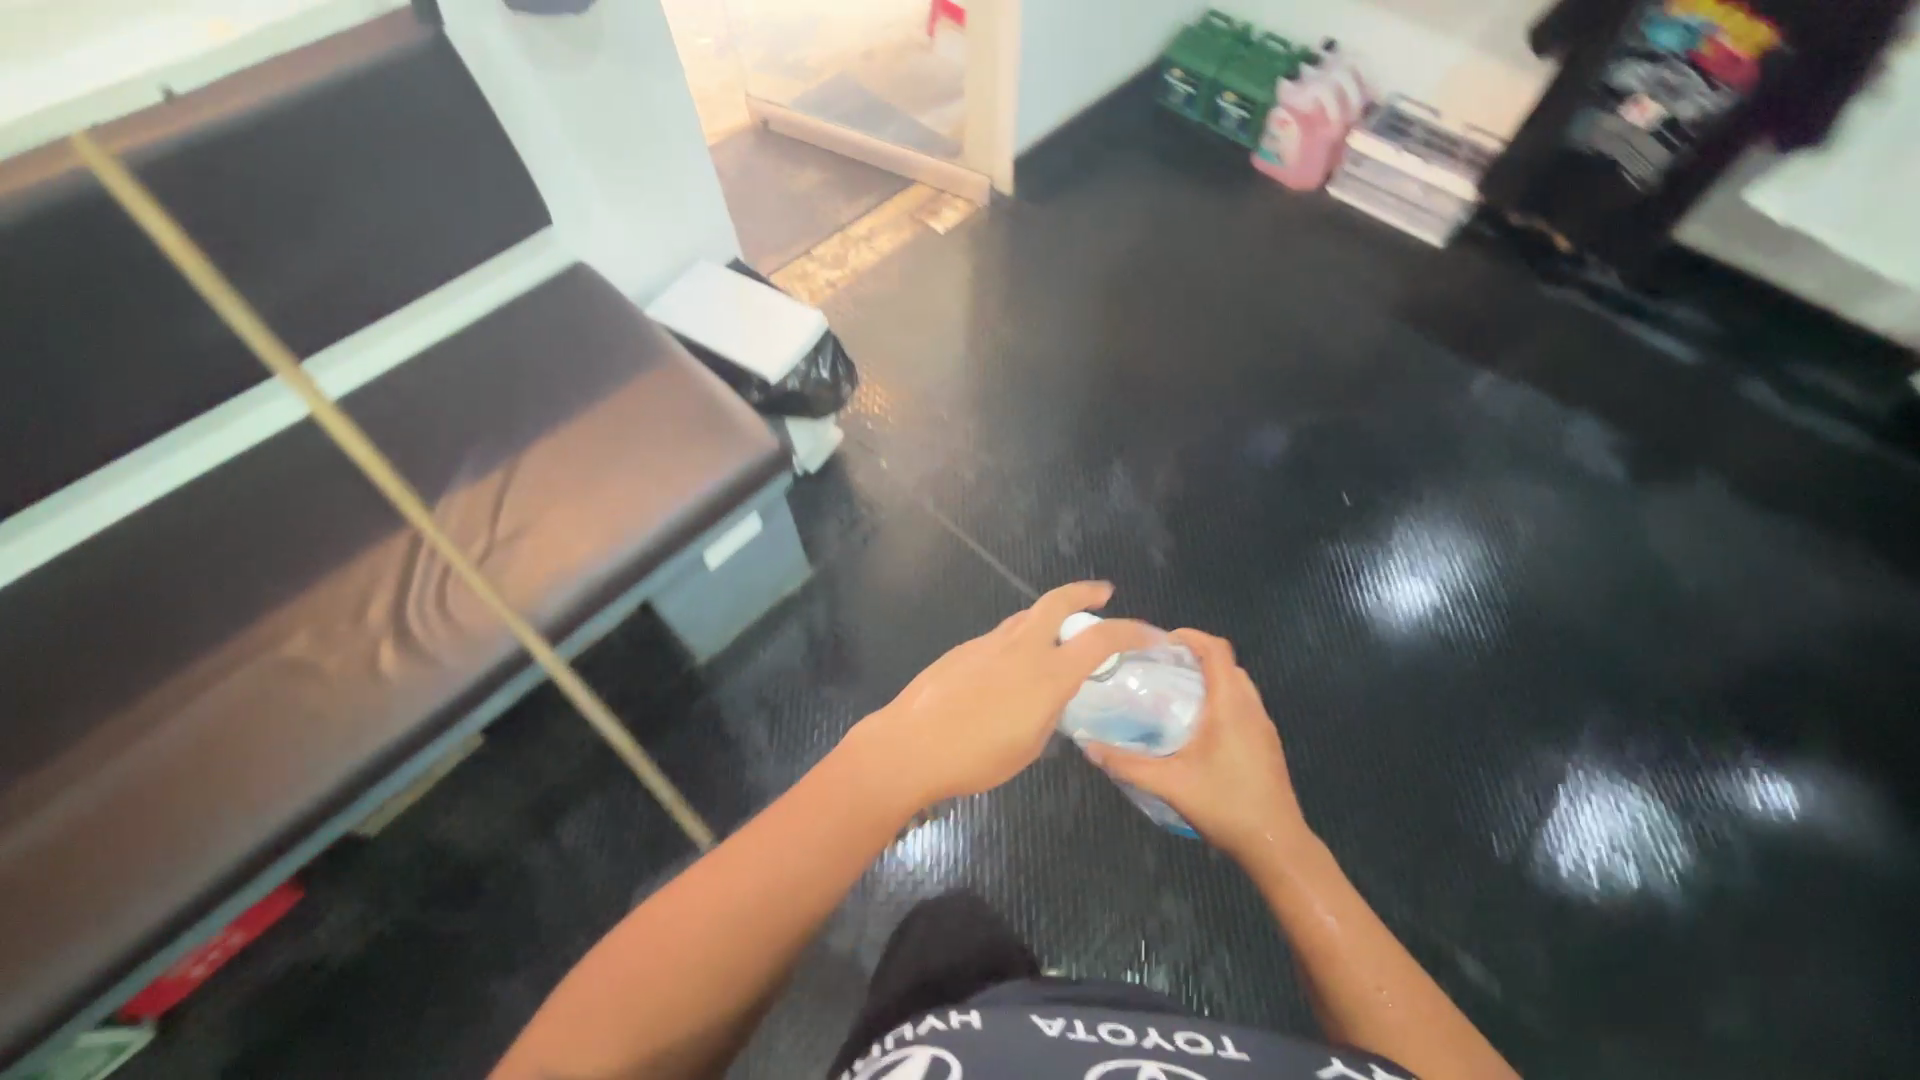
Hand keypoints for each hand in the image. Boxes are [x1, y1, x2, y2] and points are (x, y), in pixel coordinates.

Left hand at [849, 582, 1157, 807]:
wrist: (910, 746)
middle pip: (1058, 601)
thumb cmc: (976, 758)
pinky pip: (1000, 637)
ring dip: (1047, 619)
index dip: (1132, 632)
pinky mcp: (963, 650)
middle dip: (1085, 591)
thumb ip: (1049, 713)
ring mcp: (988, 644)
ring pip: (1026, 618)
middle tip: (1102, 593)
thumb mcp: (1030, 746)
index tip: (1150, 634)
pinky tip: (1009, 670)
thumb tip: (1053, 699)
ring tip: (1056, 638)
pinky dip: (1017, 642)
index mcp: (1048, 674)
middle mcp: (1021, 647)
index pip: (1101, 639)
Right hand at [1084, 629, 1312, 862]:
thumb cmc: (1224, 805)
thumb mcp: (1168, 783)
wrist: (1275, 844)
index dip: (1191, 637)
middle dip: (1197, 657)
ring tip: (1174, 692)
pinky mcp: (1266, 744)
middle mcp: (1251, 708)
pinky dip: (1221, 700)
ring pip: (1238, 686)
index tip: (1162, 640)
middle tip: (1161, 666)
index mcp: (1230, 706)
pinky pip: (1243, 706)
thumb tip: (1088, 746)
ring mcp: (1263, 727)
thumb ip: (1126, 763)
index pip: (1217, 651)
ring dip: (1211, 679)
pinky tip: (1197, 727)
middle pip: (1228, 665)